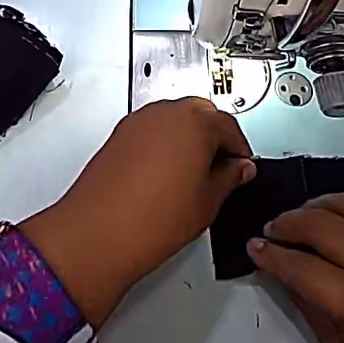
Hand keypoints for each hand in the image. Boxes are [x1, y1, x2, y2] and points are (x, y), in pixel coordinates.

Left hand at [22, 98, 254, 323]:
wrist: (101, 229)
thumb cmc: (150, 216)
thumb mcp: (208, 200)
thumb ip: (229, 177)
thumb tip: (237, 169)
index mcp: (194, 122)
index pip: (228, 125)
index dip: (239, 148)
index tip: (242, 165)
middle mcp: (163, 113)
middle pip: (199, 113)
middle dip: (213, 136)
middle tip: (221, 167)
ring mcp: (137, 122)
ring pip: (172, 118)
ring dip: (186, 137)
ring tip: (193, 173)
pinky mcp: (119, 134)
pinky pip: (149, 129)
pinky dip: (162, 142)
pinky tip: (166, 173)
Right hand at [249, 193, 343, 342]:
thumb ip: (309, 305)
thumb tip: (282, 272)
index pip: (301, 264)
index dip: (270, 255)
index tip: (253, 247)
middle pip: (323, 224)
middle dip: (288, 223)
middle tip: (271, 231)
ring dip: (319, 206)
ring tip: (302, 218)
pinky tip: (341, 217)